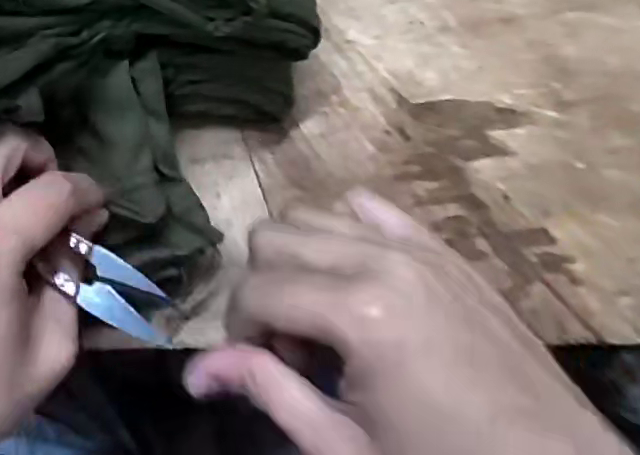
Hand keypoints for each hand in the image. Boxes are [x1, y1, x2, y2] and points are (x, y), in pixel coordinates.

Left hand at [0, 127, 107, 454]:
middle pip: (2, 142)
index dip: (86, 189)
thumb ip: (72, 270)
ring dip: (3, 163)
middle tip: (56, 194)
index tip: (99, 202)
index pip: (51, 189)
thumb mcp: (51, 344)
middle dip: (40, 156)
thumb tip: (84, 219)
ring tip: (21, 202)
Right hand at [185, 189, 631, 454]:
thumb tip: (192, 371)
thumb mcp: (350, 451)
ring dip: (298, 260)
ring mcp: (419, 251)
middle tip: (295, 351)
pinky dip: (346, 230)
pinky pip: (370, 209)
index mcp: (360, 311)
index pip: (254, 290)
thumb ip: (265, 391)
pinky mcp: (446, 255)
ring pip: (308, 214)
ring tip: (327, 320)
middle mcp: (381, 261)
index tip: (259, 366)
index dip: (240, 330)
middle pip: (271, 236)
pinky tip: (358, 281)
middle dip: (264, 289)